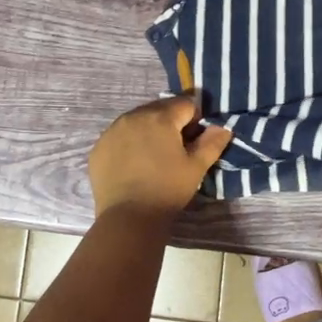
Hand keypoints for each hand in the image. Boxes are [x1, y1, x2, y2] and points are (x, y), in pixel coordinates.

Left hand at [88, 96, 232, 218]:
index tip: (195, 139)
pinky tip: (133, 165)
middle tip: (175, 149)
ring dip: (148, 131)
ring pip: (136, 120)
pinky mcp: (99, 147)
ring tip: (153, 157)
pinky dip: (128, 143)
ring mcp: (112, 131)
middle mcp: (133, 116)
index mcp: (160, 118)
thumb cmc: (167, 190)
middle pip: (159, 109)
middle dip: (170, 122)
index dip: (195, 119)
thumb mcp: (196, 167)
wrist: (128, 217)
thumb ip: (211, 143)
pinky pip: (118, 136)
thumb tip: (223, 127)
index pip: (185, 104)